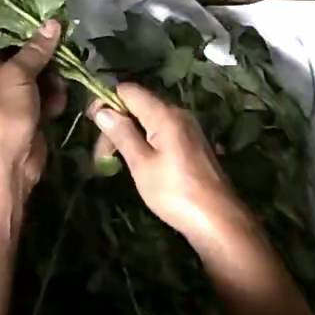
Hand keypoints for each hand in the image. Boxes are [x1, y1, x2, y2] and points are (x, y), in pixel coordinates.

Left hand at [0, 20, 63, 201]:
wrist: (3, 166)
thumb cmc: (1, 112)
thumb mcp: (18, 74)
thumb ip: (37, 49)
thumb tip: (53, 21)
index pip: (3, 35)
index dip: (26, 27)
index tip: (53, 16)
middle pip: (24, 56)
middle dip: (46, 55)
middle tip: (68, 47)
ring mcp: (10, 97)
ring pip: (39, 76)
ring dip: (52, 79)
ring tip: (59, 84)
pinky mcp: (27, 115)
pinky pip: (45, 97)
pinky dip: (53, 99)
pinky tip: (57, 104)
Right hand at [90, 83, 263, 259]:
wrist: (221, 224)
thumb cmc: (176, 193)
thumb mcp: (141, 164)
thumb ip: (121, 133)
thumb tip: (101, 110)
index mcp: (165, 115)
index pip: (127, 90)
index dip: (106, 101)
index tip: (93, 124)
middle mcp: (178, 114)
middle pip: (138, 103)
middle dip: (116, 120)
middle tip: (102, 152)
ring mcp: (189, 128)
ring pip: (149, 118)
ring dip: (129, 131)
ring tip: (116, 158)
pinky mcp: (193, 143)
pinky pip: (162, 130)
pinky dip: (145, 138)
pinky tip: (139, 159)